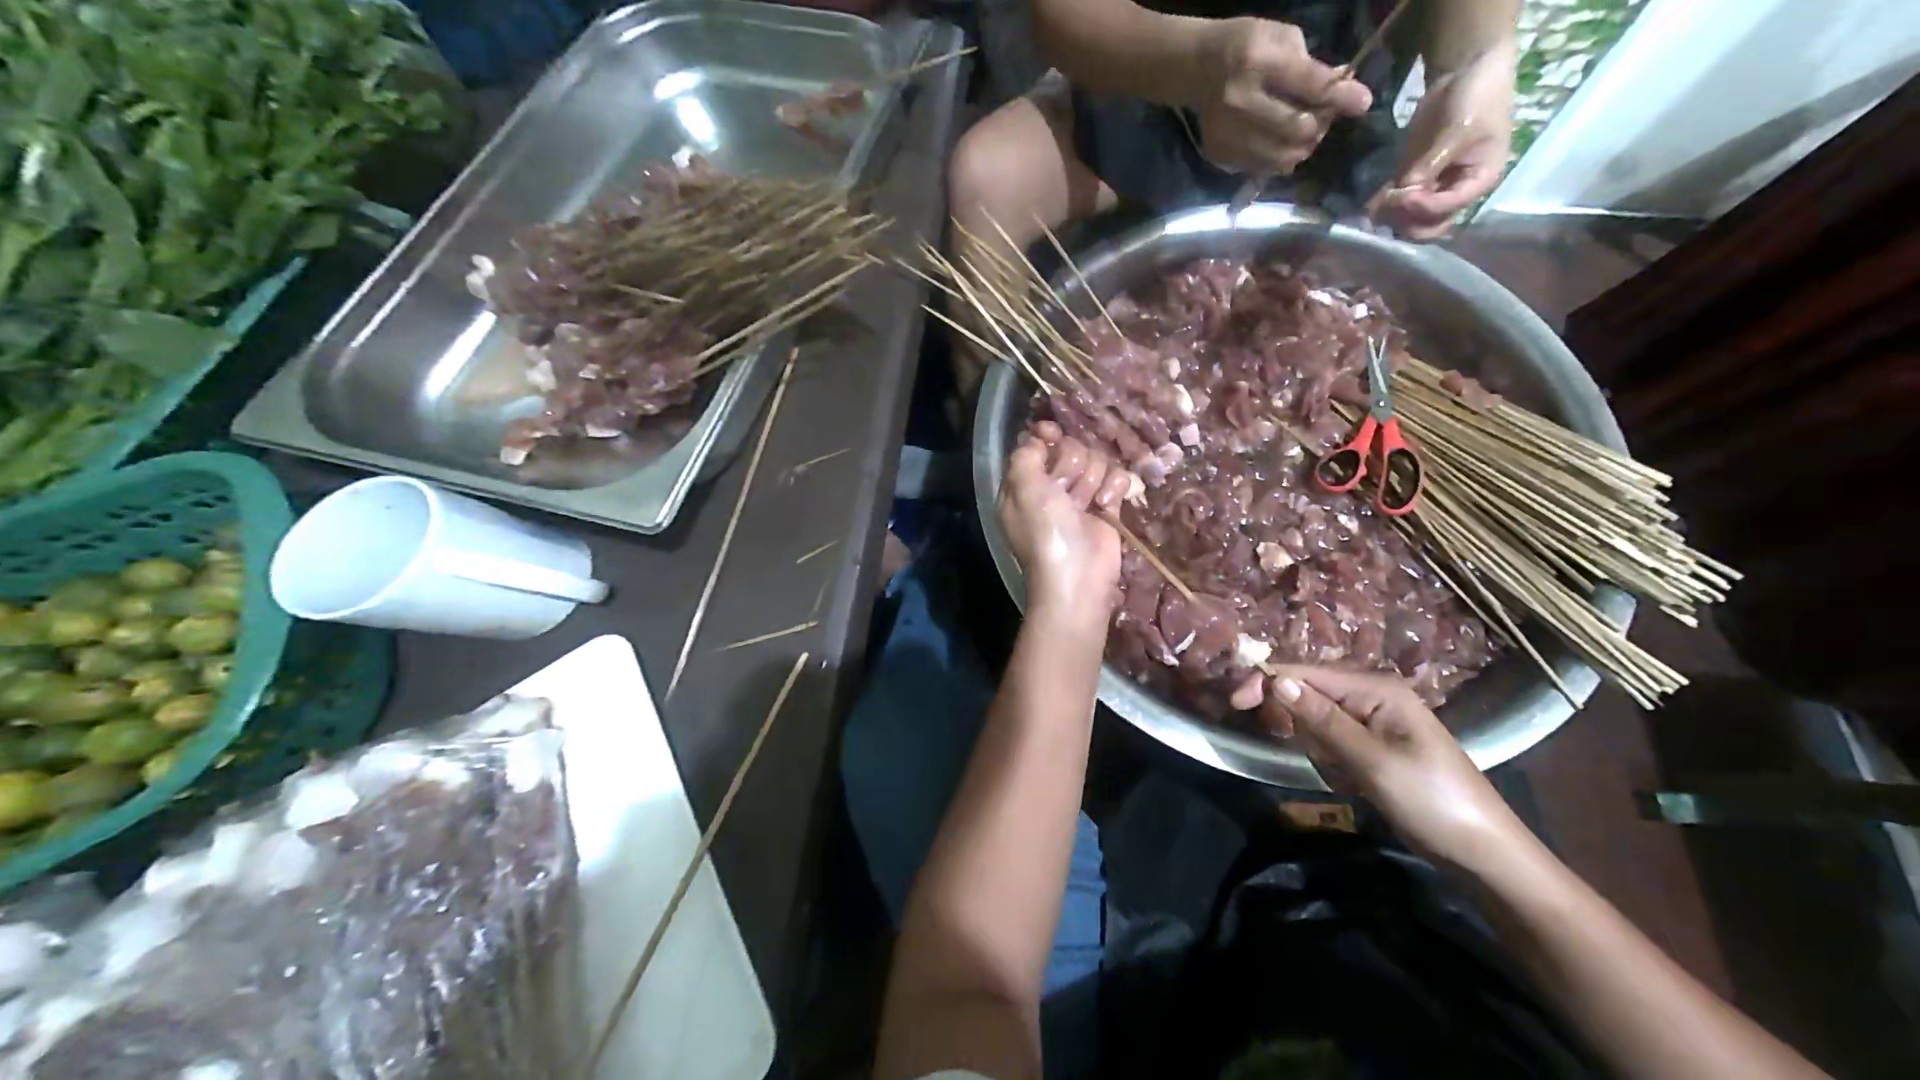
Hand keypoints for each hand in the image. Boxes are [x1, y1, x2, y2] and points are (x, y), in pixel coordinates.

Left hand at [1000, 427, 1131, 624]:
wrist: (1078, 576)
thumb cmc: (1045, 532)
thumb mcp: (1023, 488)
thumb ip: (1025, 456)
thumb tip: (1037, 438)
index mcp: (1023, 484)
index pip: (1036, 444)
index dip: (1046, 436)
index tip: (1054, 434)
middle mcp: (1050, 488)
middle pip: (1069, 448)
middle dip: (1071, 464)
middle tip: (1066, 489)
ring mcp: (1079, 498)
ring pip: (1095, 460)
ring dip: (1092, 478)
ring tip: (1087, 502)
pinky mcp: (1106, 507)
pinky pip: (1116, 478)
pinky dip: (1114, 487)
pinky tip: (1107, 505)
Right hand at [1195, 18, 1372, 175]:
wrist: (1199, 68)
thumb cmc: (1248, 45)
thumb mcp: (1282, 38)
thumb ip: (1311, 68)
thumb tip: (1341, 94)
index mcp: (1258, 62)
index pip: (1310, 85)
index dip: (1341, 97)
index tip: (1362, 103)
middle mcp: (1239, 101)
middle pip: (1296, 131)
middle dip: (1317, 127)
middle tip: (1321, 119)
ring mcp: (1226, 133)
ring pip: (1279, 158)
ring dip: (1298, 148)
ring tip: (1301, 134)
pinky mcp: (1218, 154)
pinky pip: (1259, 167)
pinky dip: (1275, 158)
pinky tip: (1276, 142)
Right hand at [1259, 665, 1531, 871]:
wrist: (1482, 852)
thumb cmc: (1430, 799)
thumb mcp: (1371, 759)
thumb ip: (1322, 719)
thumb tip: (1277, 680)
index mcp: (1376, 689)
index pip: (1306, 673)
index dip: (1268, 683)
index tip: (1235, 703)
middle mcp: (1373, 696)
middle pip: (1309, 694)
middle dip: (1299, 724)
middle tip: (1318, 758)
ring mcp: (1374, 722)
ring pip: (1316, 722)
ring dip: (1318, 749)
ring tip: (1347, 778)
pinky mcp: (1372, 747)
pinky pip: (1331, 743)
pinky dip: (1330, 762)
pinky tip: (1352, 784)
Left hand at [1368, 44, 1516, 240]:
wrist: (1466, 74)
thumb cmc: (1477, 98)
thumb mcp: (1458, 130)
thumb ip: (1431, 164)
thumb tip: (1405, 191)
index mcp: (1479, 181)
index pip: (1447, 210)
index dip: (1421, 208)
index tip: (1401, 194)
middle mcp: (1457, 192)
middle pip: (1429, 226)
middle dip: (1405, 220)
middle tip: (1386, 203)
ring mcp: (1434, 189)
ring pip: (1409, 219)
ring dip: (1390, 216)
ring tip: (1374, 203)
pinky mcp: (1414, 180)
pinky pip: (1397, 204)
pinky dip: (1384, 206)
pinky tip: (1371, 199)